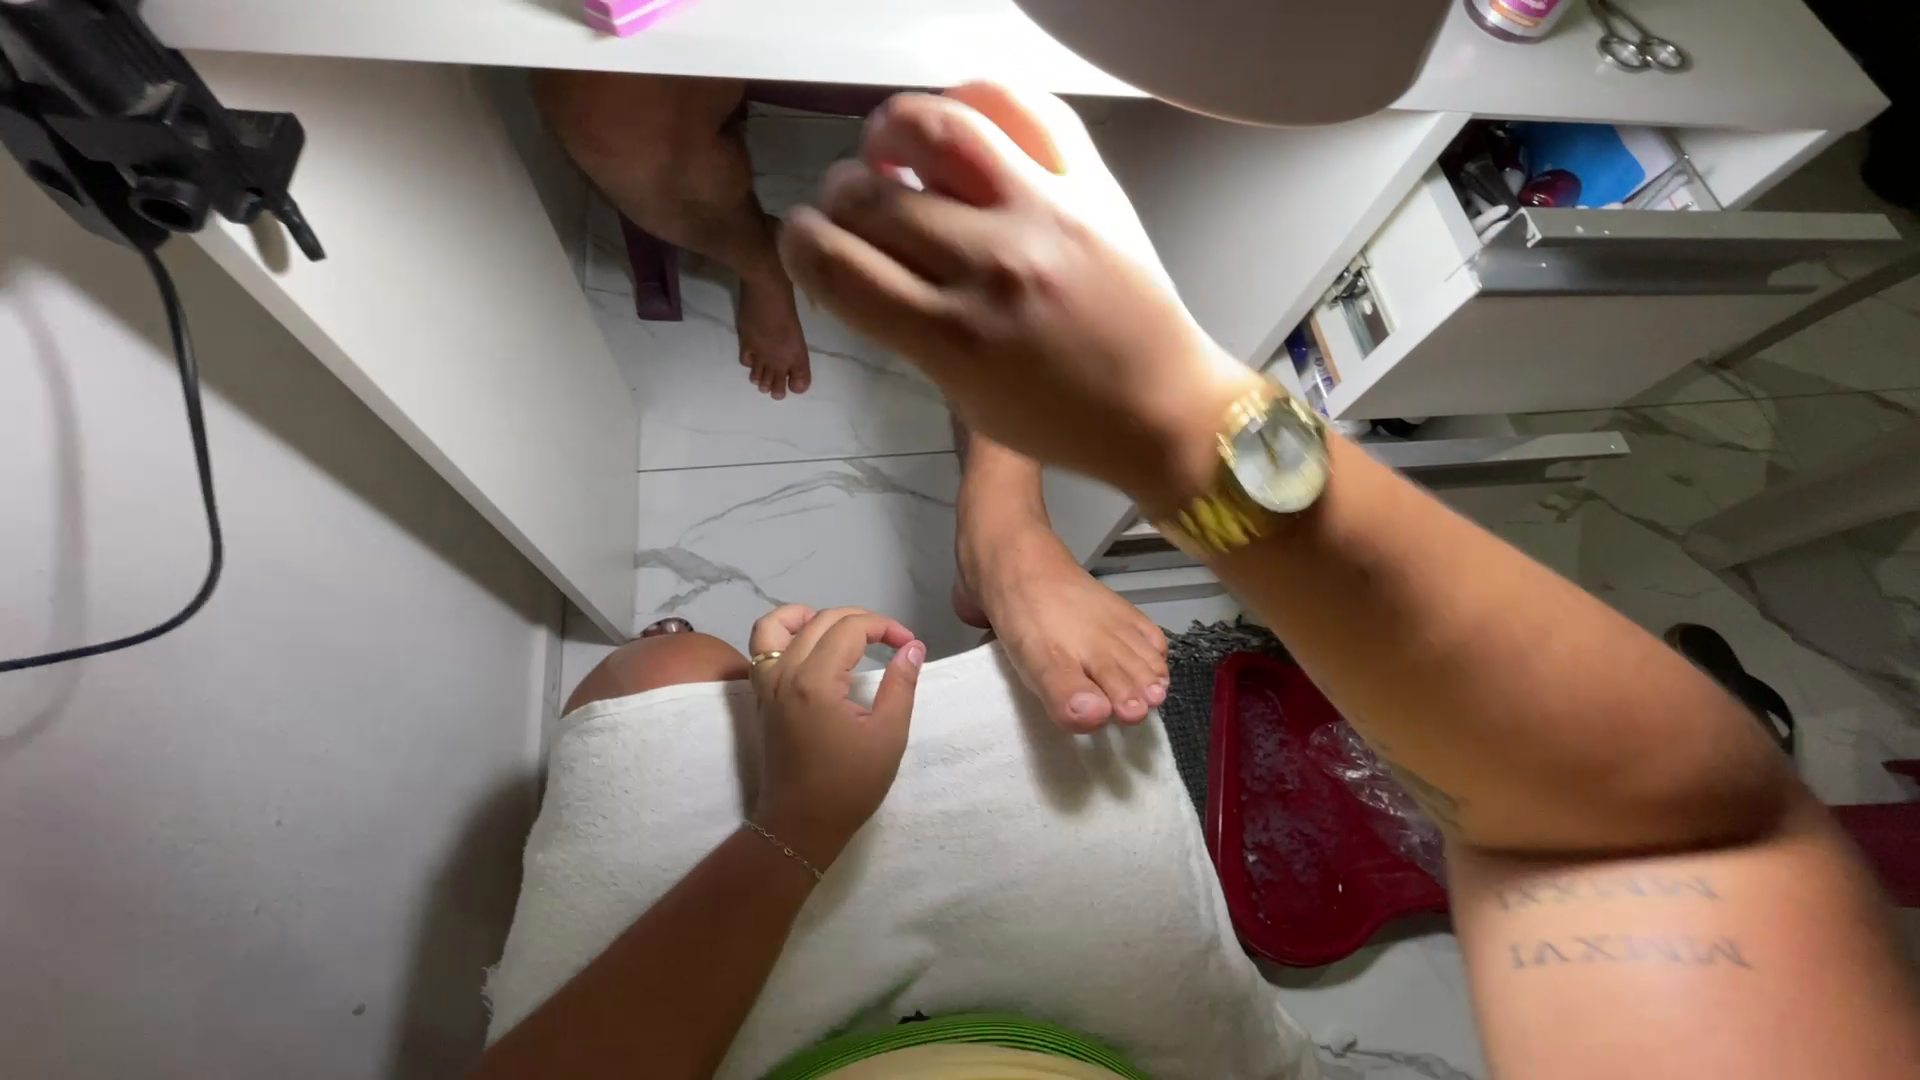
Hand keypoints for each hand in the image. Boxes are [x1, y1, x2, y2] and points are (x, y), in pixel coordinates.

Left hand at [746, 605, 924, 867]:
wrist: (800, 825)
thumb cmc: (849, 785)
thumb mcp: (888, 736)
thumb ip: (901, 684)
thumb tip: (912, 646)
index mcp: (816, 681)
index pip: (851, 628)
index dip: (886, 627)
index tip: (909, 645)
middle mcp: (784, 673)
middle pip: (820, 619)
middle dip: (861, 619)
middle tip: (890, 640)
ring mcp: (766, 683)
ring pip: (776, 624)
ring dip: (811, 616)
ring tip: (841, 630)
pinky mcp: (760, 695)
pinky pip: (761, 648)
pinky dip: (785, 634)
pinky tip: (812, 648)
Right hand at [778, 82, 1263, 512]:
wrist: (1160, 408)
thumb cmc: (1059, 423)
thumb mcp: (964, 399)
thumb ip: (909, 332)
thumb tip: (869, 264)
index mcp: (951, 338)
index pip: (834, 265)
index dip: (799, 245)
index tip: (806, 243)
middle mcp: (988, 265)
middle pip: (869, 198)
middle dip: (838, 200)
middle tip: (851, 210)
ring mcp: (1042, 213)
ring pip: (931, 128)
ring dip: (886, 131)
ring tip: (887, 150)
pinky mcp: (1089, 183)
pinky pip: (1020, 103)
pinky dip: (972, 97)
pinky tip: (958, 125)